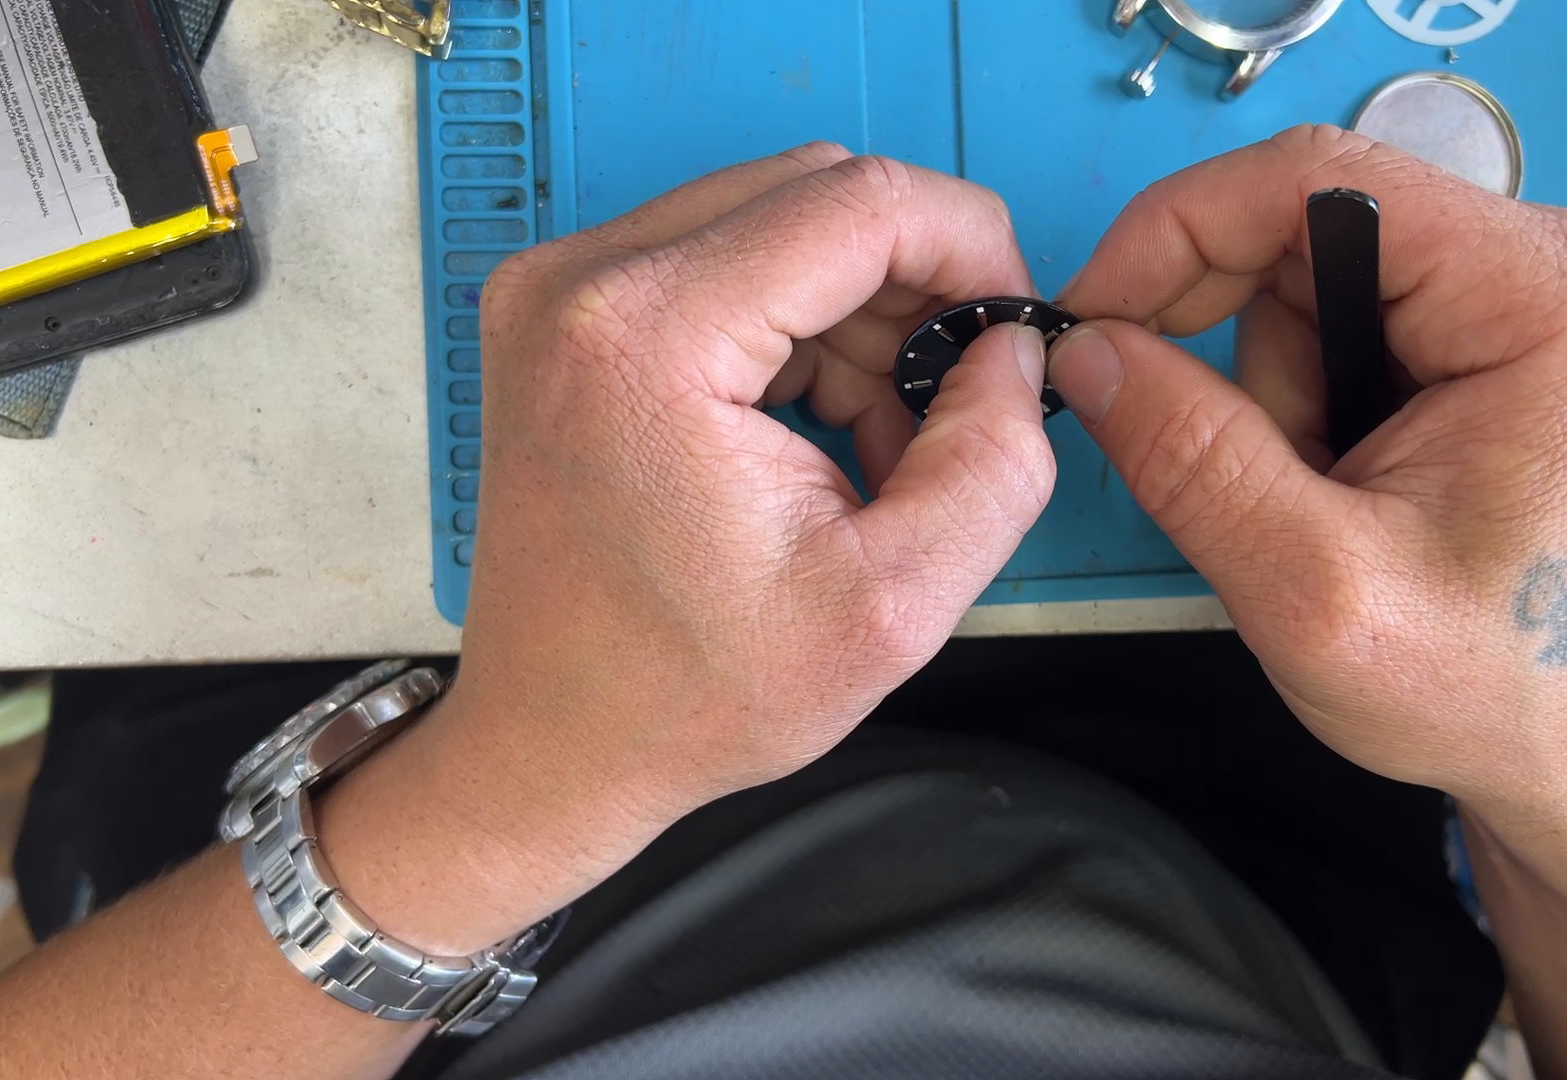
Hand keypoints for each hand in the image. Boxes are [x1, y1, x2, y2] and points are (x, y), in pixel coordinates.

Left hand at [412, 144, 1048, 887]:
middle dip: (913, 292)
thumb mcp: (891, 607)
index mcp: (652, 336)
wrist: (555, 741)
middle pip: (814, 202)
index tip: (1008, 322)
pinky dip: (799, 340)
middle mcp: (585, 285)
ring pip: (776, 236)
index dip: (968, 244)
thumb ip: (995, 465)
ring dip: (857, 326)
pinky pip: (726, 277)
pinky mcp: (572, 324)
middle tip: (950, 404)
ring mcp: (564, 296)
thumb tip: (1011, 354)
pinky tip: (817, 438)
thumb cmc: (690, 697)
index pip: (859, 203)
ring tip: (879, 451)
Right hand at [1051, 126, 1566, 819]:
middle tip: (1176, 444)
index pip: (1308, 185)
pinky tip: (1315, 487)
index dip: (1164, 239)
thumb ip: (1187, 458)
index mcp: (1538, 292)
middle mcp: (1536, 265)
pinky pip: (1314, 339)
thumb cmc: (1477, 688)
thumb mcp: (1306, 584)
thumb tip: (1078, 351)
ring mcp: (1501, 305)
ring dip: (1251, 399)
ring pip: (1289, 297)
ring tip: (1296, 502)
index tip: (1079, 324)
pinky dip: (1276, 412)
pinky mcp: (1466, 349)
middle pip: (1291, 235)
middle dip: (1208, 341)